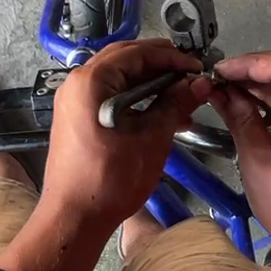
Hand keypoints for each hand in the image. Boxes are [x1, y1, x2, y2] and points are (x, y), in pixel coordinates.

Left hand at [40, 38, 212, 239]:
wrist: (74, 217)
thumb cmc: (108, 180)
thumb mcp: (152, 137)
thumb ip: (175, 103)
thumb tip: (196, 84)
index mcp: (91, 81)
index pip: (137, 53)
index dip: (171, 57)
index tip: (195, 67)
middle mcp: (77, 85)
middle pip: (124, 59)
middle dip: (159, 65)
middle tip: (188, 74)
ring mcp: (74, 102)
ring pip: (118, 78)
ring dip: (149, 83)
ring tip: (180, 97)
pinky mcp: (76, 119)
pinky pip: (109, 96)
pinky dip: (135, 99)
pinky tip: (159, 113)